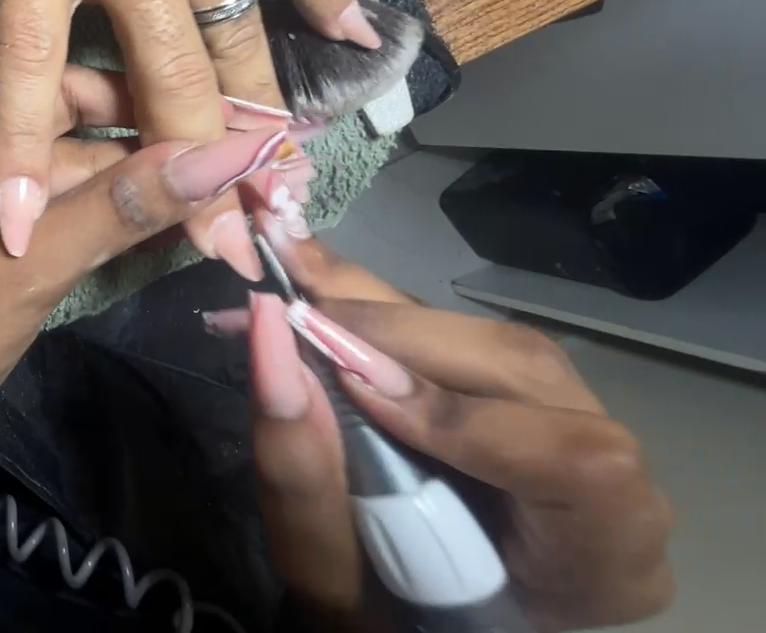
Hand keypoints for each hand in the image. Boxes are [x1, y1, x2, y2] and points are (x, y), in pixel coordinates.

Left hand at [0, 67, 294, 444]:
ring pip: (70, 177)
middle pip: (72, 135)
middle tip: (252, 170)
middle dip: (153, 157)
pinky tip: (170, 226)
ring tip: (235, 201)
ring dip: (137, 193)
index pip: (62, 89)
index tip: (232, 119)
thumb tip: (224, 152)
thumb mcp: (30, 267)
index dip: (147, 103)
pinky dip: (103, 220)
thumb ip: (120, 208)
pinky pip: (53, 209)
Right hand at [226, 212, 674, 629]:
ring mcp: (564, 421)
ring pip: (486, 335)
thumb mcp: (329, 576)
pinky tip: (308, 276)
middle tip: (286, 308)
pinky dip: (369, 298)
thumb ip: (302, 477)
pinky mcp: (507, 386)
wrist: (405, 603)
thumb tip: (270, 345)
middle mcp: (607, 482)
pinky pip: (450, 326)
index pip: (577, 463)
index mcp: (598, 561)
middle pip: (523, 370)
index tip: (347, 384)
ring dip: (373, 303)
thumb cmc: (378, 610)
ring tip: (285, 277)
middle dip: (394, 331)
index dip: (459, 413)